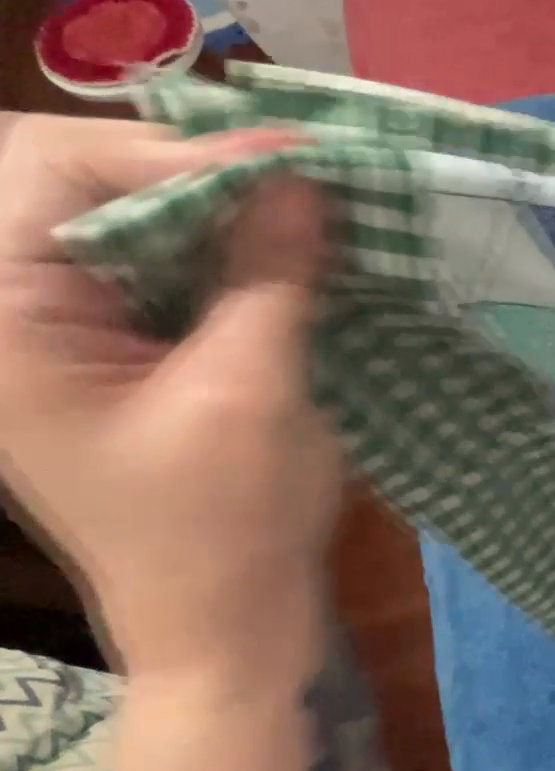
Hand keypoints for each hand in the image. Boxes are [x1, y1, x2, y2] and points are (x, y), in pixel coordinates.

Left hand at [0, 113, 337, 675]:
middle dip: (195, 169)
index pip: (63, 172)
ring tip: (307, 210)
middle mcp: (6, 304)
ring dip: (218, 210)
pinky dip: (225, 255)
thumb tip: (305, 186)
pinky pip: (157, 271)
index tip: (304, 161)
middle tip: (303, 179)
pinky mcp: (111, 351)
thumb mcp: (253, 394)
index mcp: (0, 312)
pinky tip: (287, 259)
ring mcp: (55, 328)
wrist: (224, 617)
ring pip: (125, 221)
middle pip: (78, 180)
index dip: (187, 154)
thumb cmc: (227, 520)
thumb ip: (269, 281)